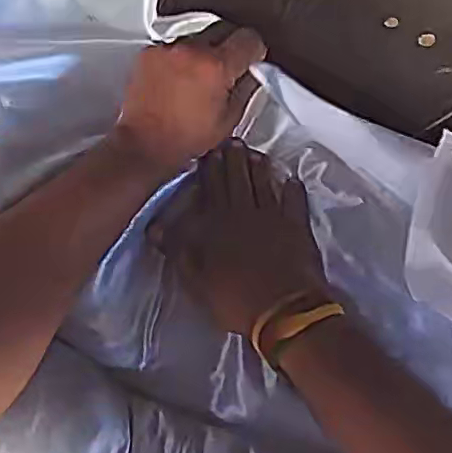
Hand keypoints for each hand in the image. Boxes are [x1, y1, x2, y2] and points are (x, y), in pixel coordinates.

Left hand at [110, 24, 266, 172]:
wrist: (144, 144)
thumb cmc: (181, 138)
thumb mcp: (228, 120)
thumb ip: (245, 89)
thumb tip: (252, 74)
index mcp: (216, 67)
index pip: (248, 39)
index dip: (254, 49)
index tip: (253, 56)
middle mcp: (191, 52)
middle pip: (222, 30)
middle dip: (229, 47)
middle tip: (226, 70)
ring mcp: (167, 51)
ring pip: (195, 38)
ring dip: (201, 52)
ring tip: (195, 80)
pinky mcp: (148, 54)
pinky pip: (171, 47)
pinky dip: (177, 58)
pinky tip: (176, 80)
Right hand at [150, 141, 331, 335]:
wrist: (284, 311)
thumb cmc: (234, 297)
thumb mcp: (195, 277)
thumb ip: (177, 249)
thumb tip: (154, 228)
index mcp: (218, 222)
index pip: (212, 186)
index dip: (210, 166)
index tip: (209, 149)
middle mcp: (245, 211)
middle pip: (238, 179)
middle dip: (234, 158)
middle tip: (233, 141)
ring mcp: (275, 218)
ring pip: (264, 185)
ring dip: (259, 168)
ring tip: (256, 153)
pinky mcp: (298, 228)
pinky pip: (295, 203)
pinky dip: (293, 190)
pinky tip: (291, 181)